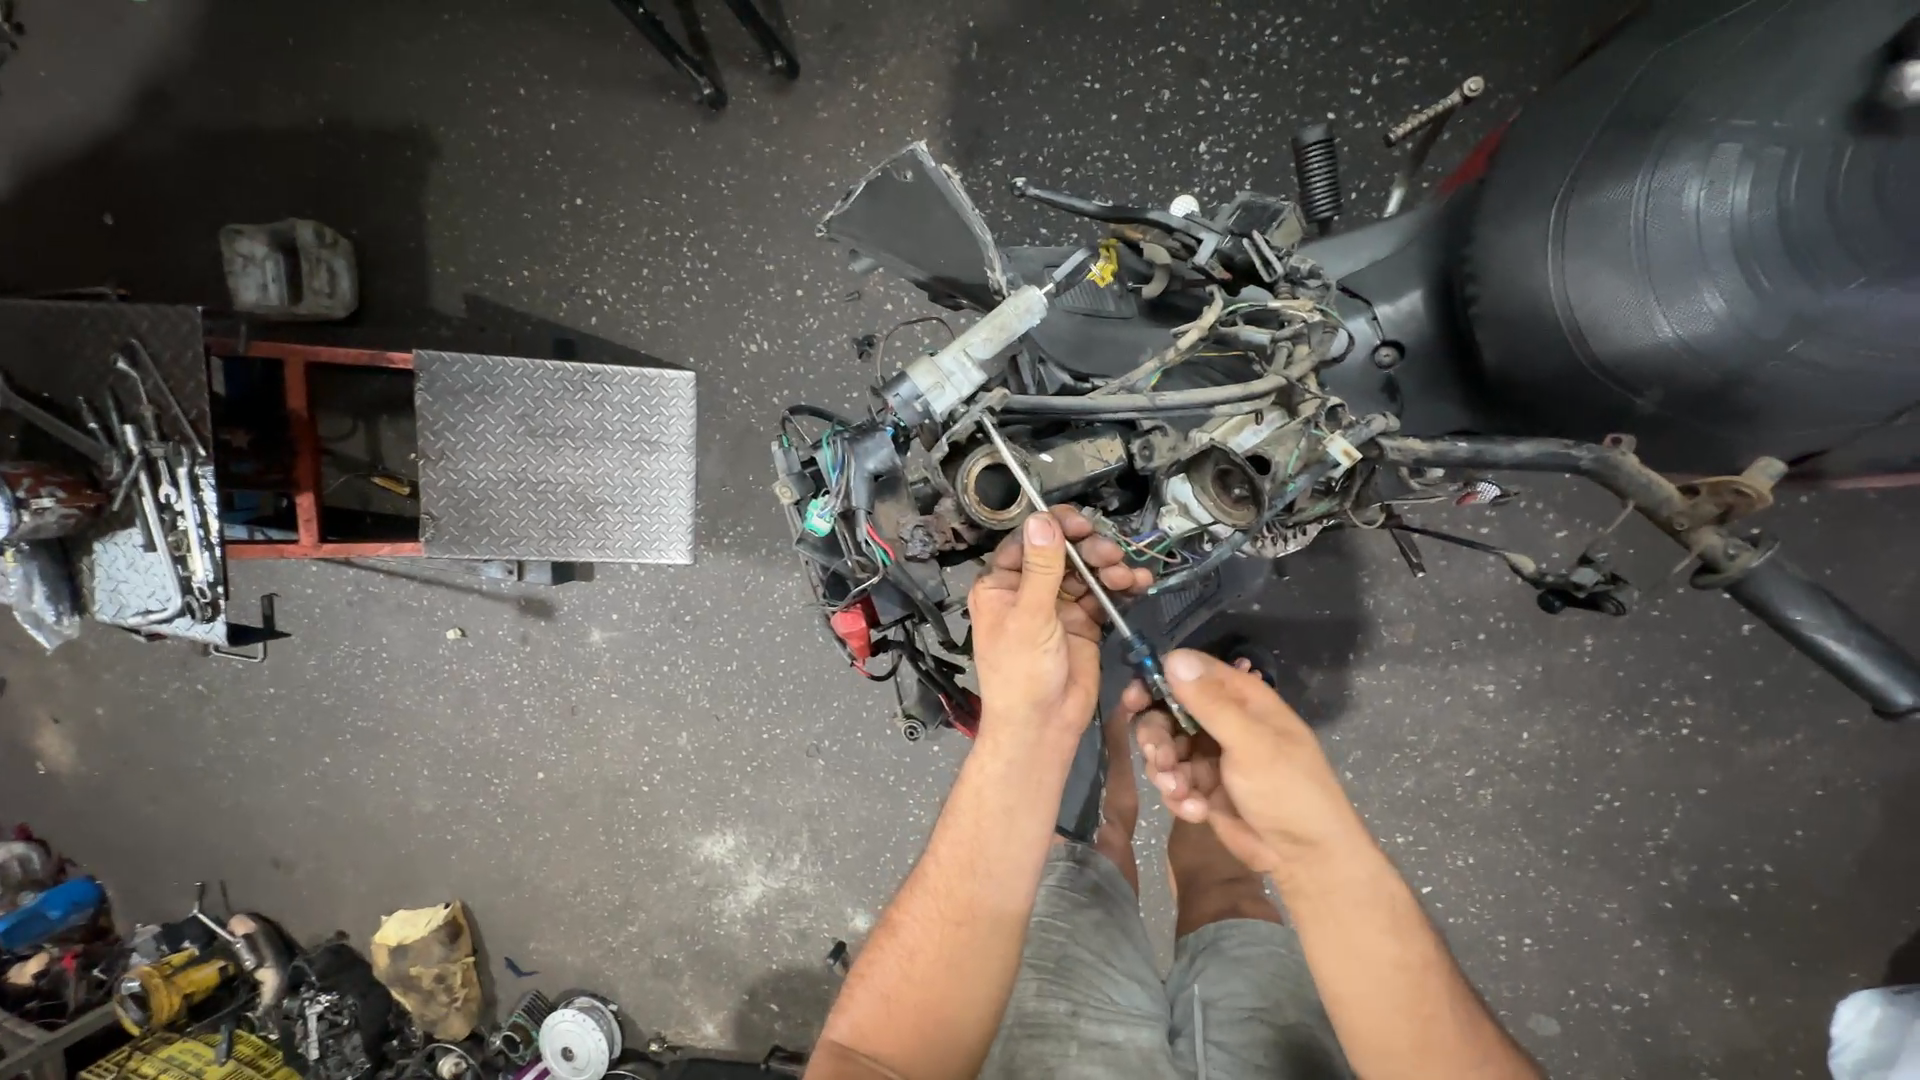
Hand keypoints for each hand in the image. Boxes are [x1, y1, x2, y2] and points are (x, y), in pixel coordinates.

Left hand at [968, 507, 1152, 748]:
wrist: (1042, 726)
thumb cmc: (1020, 674)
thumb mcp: (1029, 616)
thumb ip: (1041, 567)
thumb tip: (1042, 520)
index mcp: (1001, 585)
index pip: (1028, 541)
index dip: (1056, 528)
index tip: (1082, 523)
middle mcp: (1028, 591)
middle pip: (1063, 553)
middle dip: (1089, 550)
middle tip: (1110, 554)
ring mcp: (1057, 606)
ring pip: (1086, 572)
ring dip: (1109, 567)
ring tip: (1126, 575)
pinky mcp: (1083, 623)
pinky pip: (1103, 596)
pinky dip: (1121, 588)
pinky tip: (1137, 583)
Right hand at [1122, 650, 1369, 875]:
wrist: (1305, 857)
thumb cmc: (1288, 790)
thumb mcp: (1250, 743)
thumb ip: (1209, 702)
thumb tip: (1172, 657)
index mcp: (1239, 698)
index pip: (1187, 673)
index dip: (1156, 682)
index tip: (1134, 701)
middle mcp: (1221, 721)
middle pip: (1166, 713)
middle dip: (1156, 737)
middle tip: (1158, 759)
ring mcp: (1210, 755)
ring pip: (1164, 749)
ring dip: (1165, 770)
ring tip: (1181, 792)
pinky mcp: (1202, 787)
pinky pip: (1172, 780)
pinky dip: (1178, 796)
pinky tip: (1196, 811)